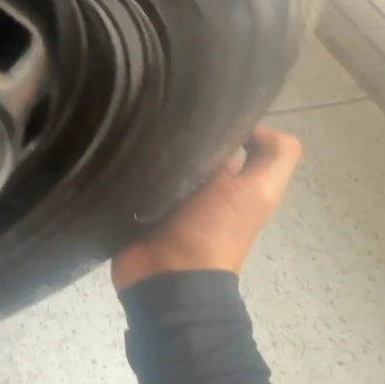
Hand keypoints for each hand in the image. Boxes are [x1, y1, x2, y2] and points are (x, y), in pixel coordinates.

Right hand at [111, 126, 301, 290]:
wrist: (166, 277)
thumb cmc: (214, 230)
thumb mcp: (258, 191)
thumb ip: (271, 155)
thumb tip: (247, 118)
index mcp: (230, 176)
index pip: (226, 131)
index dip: (219, 116)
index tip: (195, 107)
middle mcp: (197, 179)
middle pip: (186, 136)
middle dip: (174, 124)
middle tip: (153, 113)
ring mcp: (161, 188)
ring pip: (153, 148)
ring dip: (144, 140)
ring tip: (128, 127)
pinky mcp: (132, 196)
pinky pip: (125, 167)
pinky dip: (121, 158)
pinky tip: (113, 147)